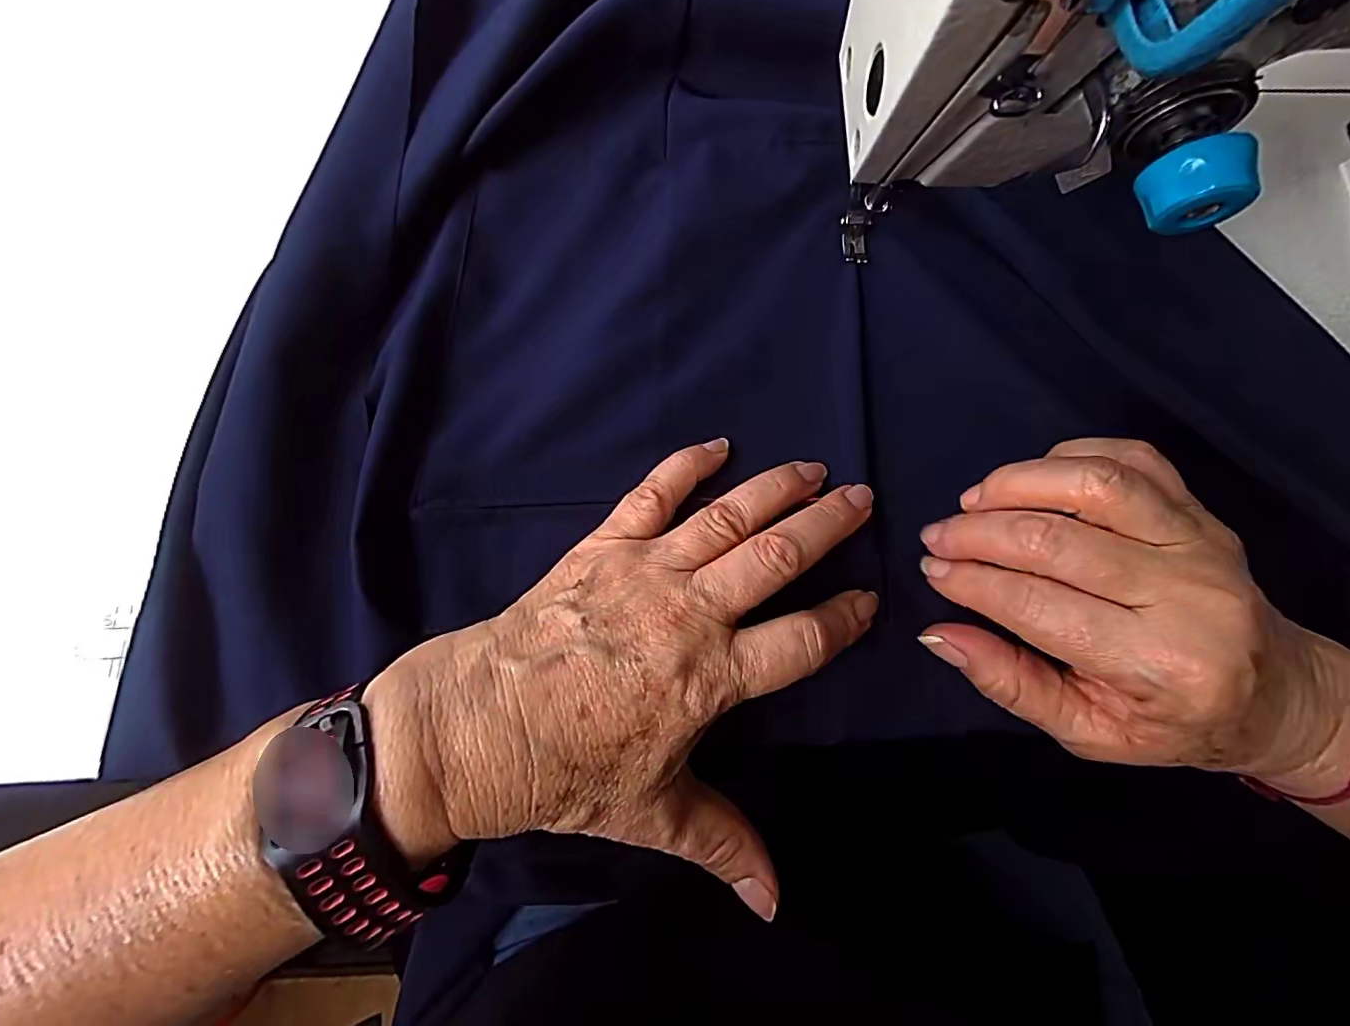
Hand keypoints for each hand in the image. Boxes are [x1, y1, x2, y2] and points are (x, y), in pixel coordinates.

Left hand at [364, 440, 877, 920]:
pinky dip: (683, 467)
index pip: (803, 641)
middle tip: (864, 499)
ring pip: (725, 519)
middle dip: (827, 527)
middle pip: (776, 560)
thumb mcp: (650, 812)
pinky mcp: (599, 548)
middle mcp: (686, 613)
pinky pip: (650, 496)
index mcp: (709, 677)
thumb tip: (777, 904)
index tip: (872, 598)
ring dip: (774, 491)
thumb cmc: (564, 769)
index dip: (847, 618)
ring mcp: (642, 572)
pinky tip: (714, 445)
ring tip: (812, 470)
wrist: (477, 721)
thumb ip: (722, 844)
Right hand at [913, 438, 1349, 797]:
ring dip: (1017, 482)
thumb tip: (936, 634)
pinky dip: (1067, 457)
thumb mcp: (1085, 730)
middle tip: (936, 537)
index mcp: (1159, 663)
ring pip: (1096, 484)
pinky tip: (1030, 481)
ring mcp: (1201, 544)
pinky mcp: (1202, 513)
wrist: (1282, 696)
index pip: (1035, 603)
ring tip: (973, 500)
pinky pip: (1132, 459)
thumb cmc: (1172, 720)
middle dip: (975, 533)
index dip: (969, 580)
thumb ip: (1007, 682)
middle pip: (1054, 540)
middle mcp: (1188, 595)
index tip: (932, 570)